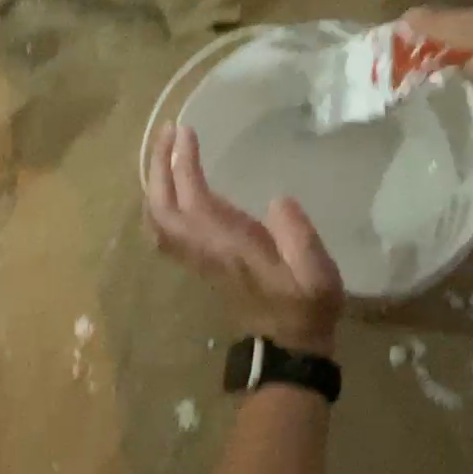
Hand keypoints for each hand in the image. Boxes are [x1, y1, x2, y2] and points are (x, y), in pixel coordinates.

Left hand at [145, 124, 343, 355]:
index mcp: (227, 245)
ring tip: (167, 148)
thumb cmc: (305, 304)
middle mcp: (202, 247)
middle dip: (158, 165)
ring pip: (156, 217)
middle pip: (161, 206)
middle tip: (168, 130)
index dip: (184, 165)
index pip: (192, 199)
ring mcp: (196, 254)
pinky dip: (160, 199)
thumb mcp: (317, 272)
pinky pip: (164, 226)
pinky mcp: (198, 258)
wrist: (288, 342)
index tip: (186, 131)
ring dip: (155, 181)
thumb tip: (278, 200)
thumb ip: (299, 236)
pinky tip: (172, 181)